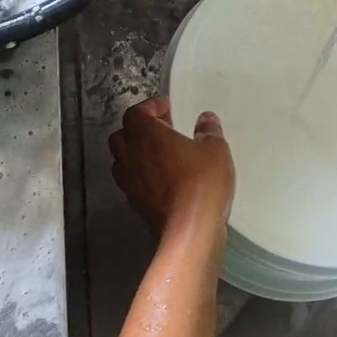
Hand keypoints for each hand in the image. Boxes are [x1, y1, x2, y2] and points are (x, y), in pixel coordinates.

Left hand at [108, 97, 234, 234]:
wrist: (190, 229)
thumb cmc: (202, 181)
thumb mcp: (215, 148)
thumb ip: (208, 130)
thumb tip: (205, 119)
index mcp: (146, 135)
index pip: (135, 112)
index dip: (150, 107)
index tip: (167, 107)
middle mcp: (131, 156)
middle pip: (122, 134)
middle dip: (138, 129)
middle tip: (162, 129)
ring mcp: (129, 182)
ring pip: (122, 159)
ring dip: (136, 152)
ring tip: (160, 154)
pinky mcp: (134, 204)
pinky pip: (131, 181)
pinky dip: (141, 175)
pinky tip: (162, 179)